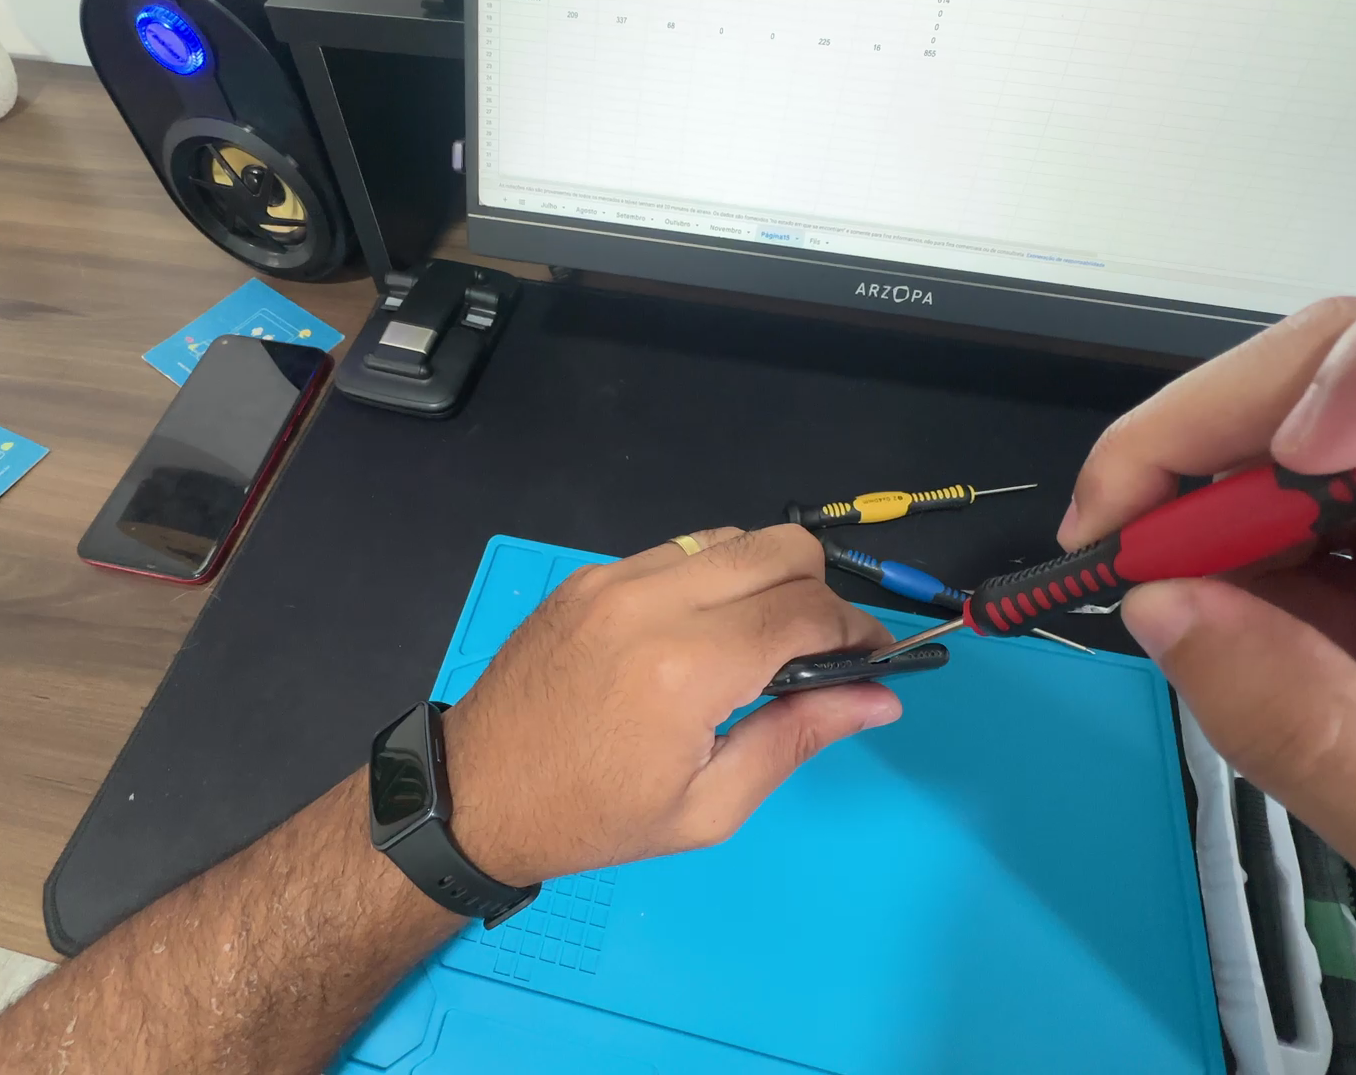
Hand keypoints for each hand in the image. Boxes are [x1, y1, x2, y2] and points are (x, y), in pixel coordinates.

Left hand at [439, 525, 899, 886]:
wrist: (478, 790)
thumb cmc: (594, 816)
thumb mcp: (708, 805)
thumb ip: (797, 738)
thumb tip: (877, 698)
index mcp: (687, 665)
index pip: (806, 610)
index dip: (858, 628)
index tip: (874, 657)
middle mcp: (652, 599)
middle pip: (778, 546)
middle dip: (822, 589)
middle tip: (819, 649)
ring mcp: (613, 577)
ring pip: (730, 538)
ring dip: (768, 577)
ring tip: (762, 638)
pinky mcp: (589, 575)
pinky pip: (678, 552)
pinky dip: (715, 577)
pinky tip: (704, 627)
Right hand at [1060, 218, 1355, 993]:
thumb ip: (1326, 746)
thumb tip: (1155, 607)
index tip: (1302, 453)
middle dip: (1219, 439)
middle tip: (1122, 545)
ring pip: (1299, 407)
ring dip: (1215, 508)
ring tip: (1221, 618)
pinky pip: (1294, 477)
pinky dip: (1242, 542)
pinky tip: (1285, 624)